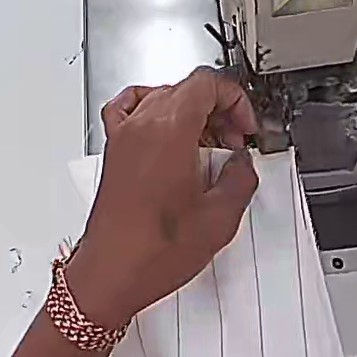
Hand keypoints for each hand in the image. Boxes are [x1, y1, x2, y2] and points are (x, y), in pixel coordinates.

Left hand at [64, 68, 259, 328]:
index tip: (244, 126)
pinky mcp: (114, 152)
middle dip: (219, 110)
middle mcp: (142, 125)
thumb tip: (241, 164)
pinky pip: (130, 111)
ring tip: (208, 146)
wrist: (111, 273)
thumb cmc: (152, 251)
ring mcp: (124, 137)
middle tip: (233, 142)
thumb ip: (240, 178)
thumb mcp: (220, 218)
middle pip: (187, 88)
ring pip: (163, 98)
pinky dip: (153, 113)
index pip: (208, 83)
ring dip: (192, 114)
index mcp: (170, 131)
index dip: (236, 100)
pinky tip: (168, 135)